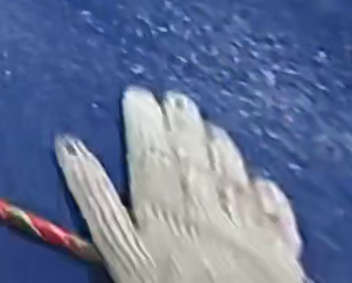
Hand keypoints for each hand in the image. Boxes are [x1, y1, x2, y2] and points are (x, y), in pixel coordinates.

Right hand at [55, 88, 305, 282]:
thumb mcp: (116, 244)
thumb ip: (93, 194)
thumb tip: (67, 142)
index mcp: (160, 203)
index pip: (150, 152)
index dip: (144, 121)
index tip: (138, 93)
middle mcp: (205, 210)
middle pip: (192, 161)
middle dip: (183, 127)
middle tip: (177, 98)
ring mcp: (249, 233)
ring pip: (233, 183)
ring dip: (222, 151)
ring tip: (212, 126)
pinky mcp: (284, 259)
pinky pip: (276, 221)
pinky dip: (270, 198)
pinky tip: (264, 182)